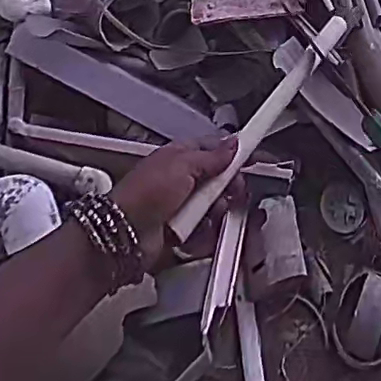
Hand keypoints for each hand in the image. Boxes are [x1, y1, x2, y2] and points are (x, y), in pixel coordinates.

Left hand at [111, 135, 237, 266]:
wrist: (123, 237)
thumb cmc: (143, 193)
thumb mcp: (184, 165)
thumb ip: (214, 156)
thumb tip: (234, 144)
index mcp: (183, 156)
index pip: (219, 149)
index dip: (239, 154)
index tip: (257, 158)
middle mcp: (185, 180)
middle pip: (222, 181)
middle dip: (230, 187)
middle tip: (232, 191)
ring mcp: (184, 207)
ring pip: (218, 207)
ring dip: (216, 212)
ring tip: (206, 214)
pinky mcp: (184, 232)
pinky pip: (208, 231)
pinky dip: (206, 233)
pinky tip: (196, 231)